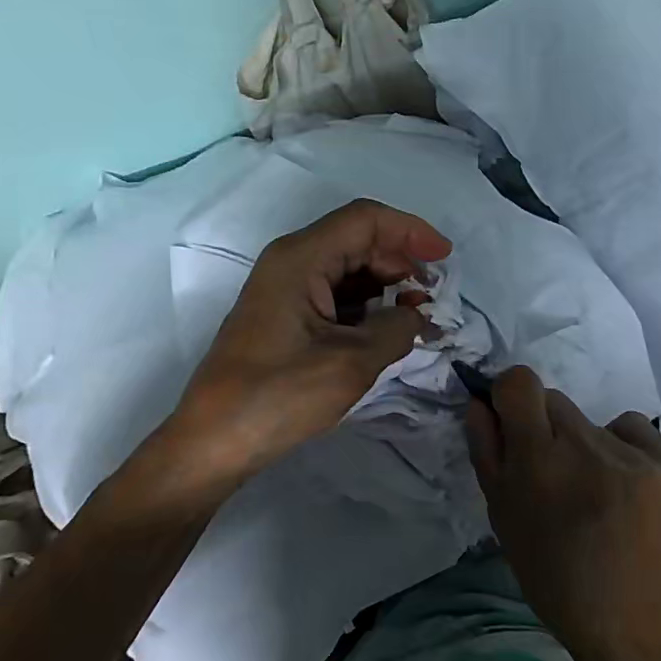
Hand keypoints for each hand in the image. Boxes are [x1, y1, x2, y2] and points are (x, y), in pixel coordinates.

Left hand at [162, 199, 451, 493]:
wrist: (215, 440)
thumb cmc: (278, 395)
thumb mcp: (350, 362)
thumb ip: (396, 328)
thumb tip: (416, 314)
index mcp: (300, 259)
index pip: (365, 220)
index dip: (410, 232)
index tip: (445, 260)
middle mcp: (289, 263)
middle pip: (356, 241)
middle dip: (400, 263)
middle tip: (434, 299)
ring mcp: (283, 291)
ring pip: (346, 271)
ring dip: (385, 288)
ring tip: (418, 319)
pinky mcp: (283, 318)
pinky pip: (332, 297)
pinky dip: (364, 309)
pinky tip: (388, 332)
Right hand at [465, 366, 660, 652]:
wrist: (624, 615)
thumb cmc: (546, 566)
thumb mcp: (499, 508)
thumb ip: (485, 447)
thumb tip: (480, 400)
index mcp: (537, 458)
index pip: (519, 381)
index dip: (509, 395)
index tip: (511, 422)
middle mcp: (586, 445)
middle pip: (554, 399)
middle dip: (544, 425)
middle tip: (550, 469)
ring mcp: (634, 455)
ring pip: (591, 420)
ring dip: (582, 442)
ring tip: (591, 487)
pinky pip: (632, 430)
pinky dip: (622, 449)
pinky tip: (623, 487)